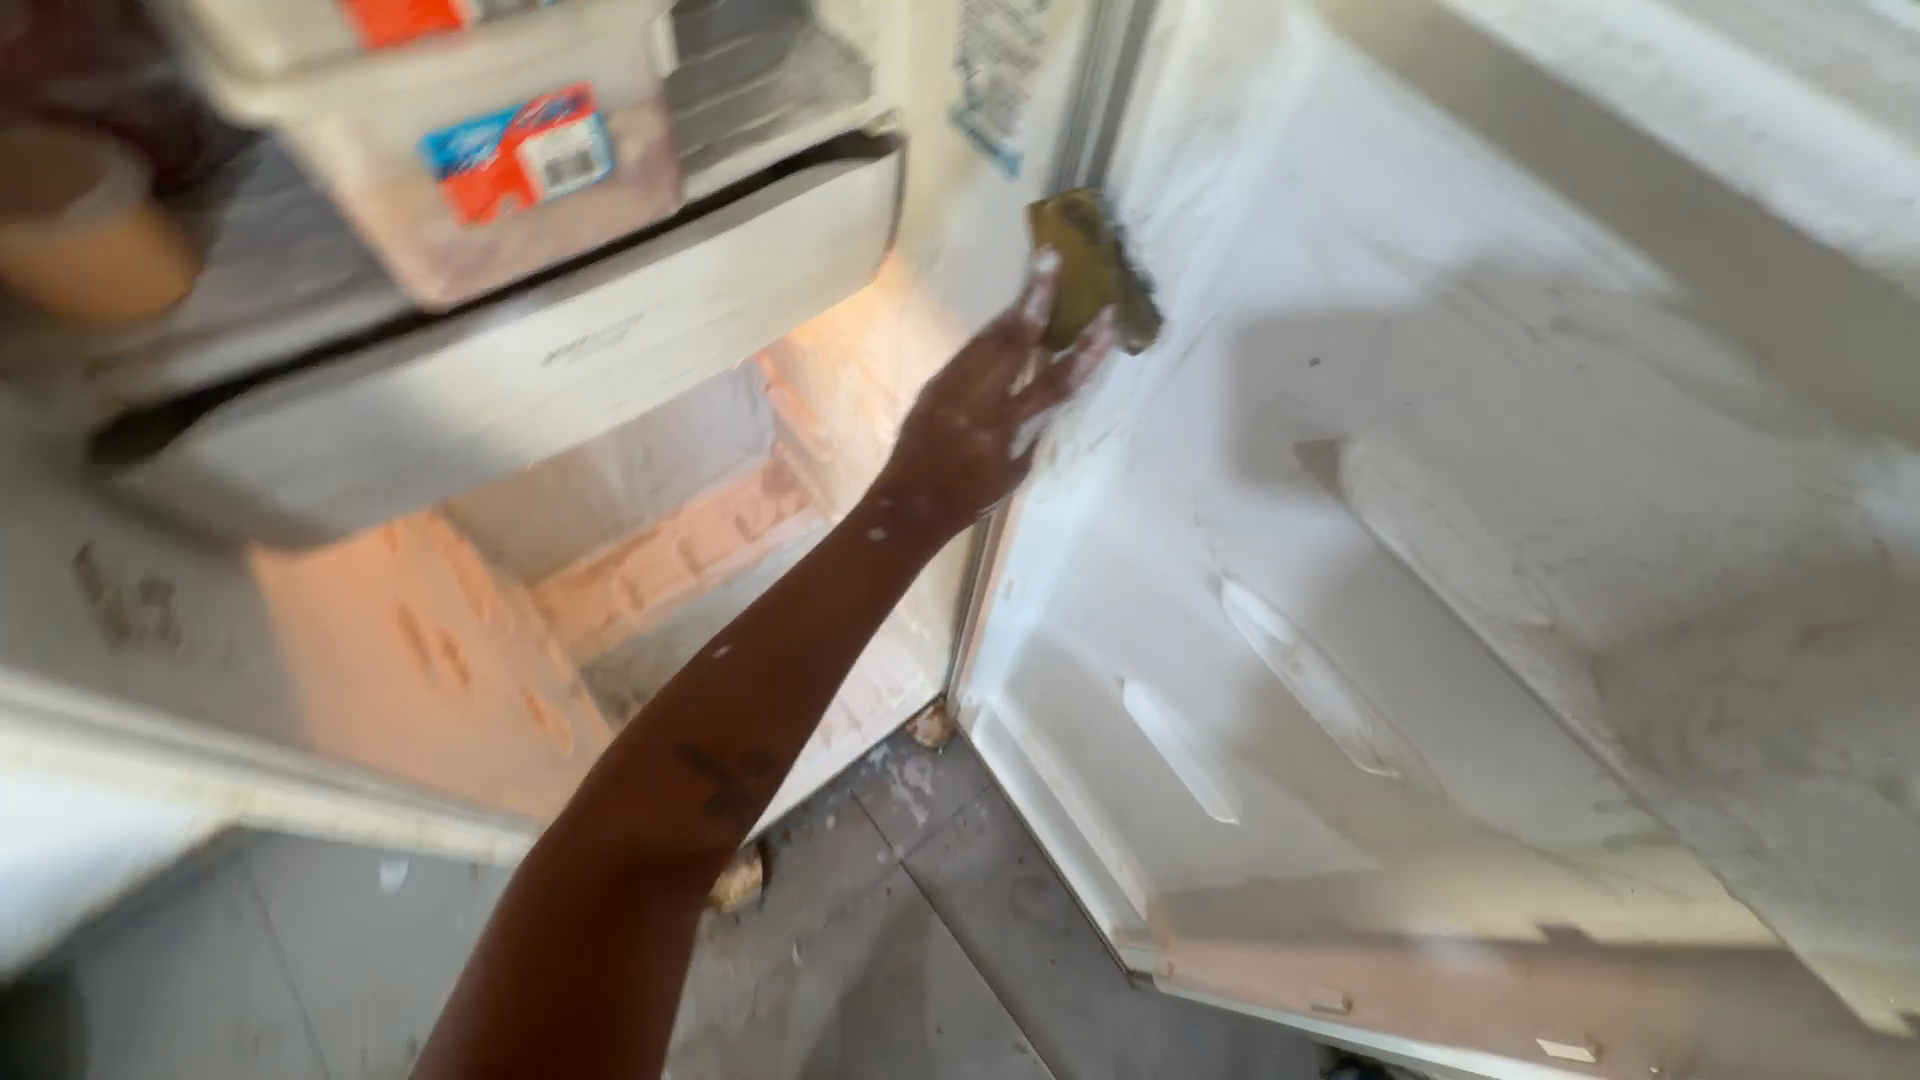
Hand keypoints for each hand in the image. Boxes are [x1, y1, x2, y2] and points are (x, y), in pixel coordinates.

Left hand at [869, 246, 1119, 540]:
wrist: (908, 507)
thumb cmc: (970, 501)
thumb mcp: (1014, 473)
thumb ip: (1032, 431)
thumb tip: (1048, 395)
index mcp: (1004, 432)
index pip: (1055, 384)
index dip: (1085, 352)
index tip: (1107, 320)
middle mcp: (976, 404)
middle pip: (1013, 342)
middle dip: (1035, 298)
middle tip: (1050, 258)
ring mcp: (949, 390)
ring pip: (987, 340)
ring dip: (1013, 310)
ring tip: (1035, 279)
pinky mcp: (932, 386)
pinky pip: (967, 353)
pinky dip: (989, 336)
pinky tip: (1004, 322)